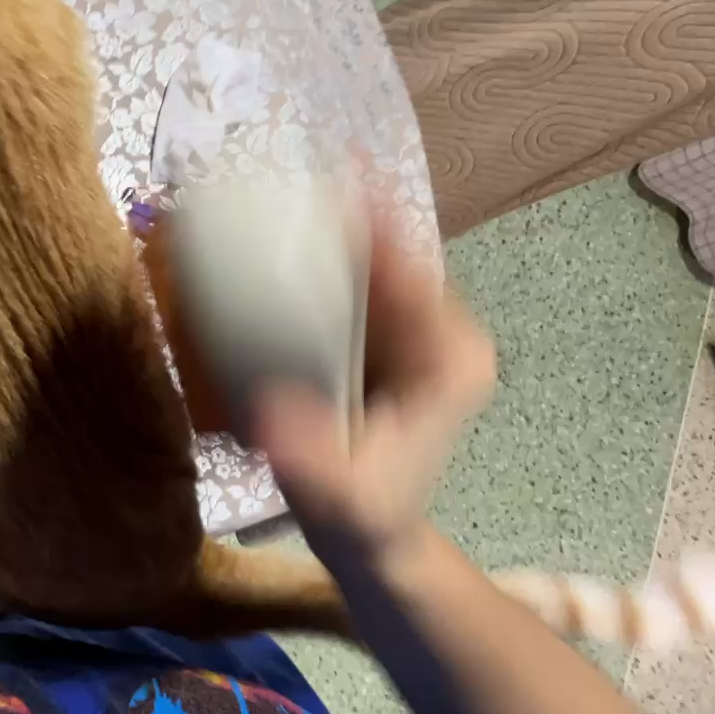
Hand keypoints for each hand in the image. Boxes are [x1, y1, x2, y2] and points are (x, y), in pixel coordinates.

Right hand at [252, 213, 495, 561]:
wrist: (374, 536)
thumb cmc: (365, 517)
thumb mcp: (341, 497)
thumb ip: (312, 461)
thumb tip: (266, 410)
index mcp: (448, 360)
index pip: (412, 274)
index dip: (377, 222)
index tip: (342, 177)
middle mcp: (437, 336)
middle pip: (389, 256)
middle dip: (340, 215)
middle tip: (276, 184)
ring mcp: (409, 337)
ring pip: (368, 267)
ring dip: (324, 232)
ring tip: (267, 202)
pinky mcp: (381, 343)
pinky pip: (350, 288)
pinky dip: (315, 263)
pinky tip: (272, 248)